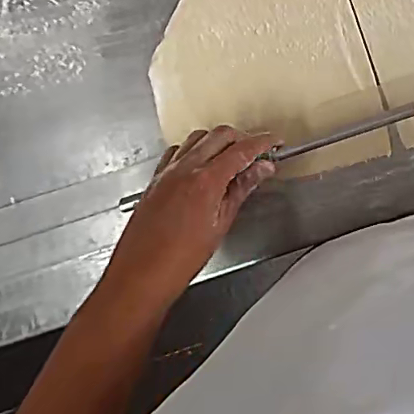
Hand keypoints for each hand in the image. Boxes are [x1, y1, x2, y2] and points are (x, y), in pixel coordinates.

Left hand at [96, 126, 274, 317]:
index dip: (263, 142)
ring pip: (198, 138)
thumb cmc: (179, 259)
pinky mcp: (155, 180)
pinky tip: (201, 166)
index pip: (242, 149)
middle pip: (220, 135)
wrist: (139, 278)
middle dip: (243, 139)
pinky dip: (194, 150)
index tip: (275, 142)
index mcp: (205, 181)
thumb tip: (262, 168)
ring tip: (231, 159)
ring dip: (218, 141)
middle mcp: (184, 170)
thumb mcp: (221, 223)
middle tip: (257, 153)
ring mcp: (166, 173)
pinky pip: (177, 151)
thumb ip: (242, 188)